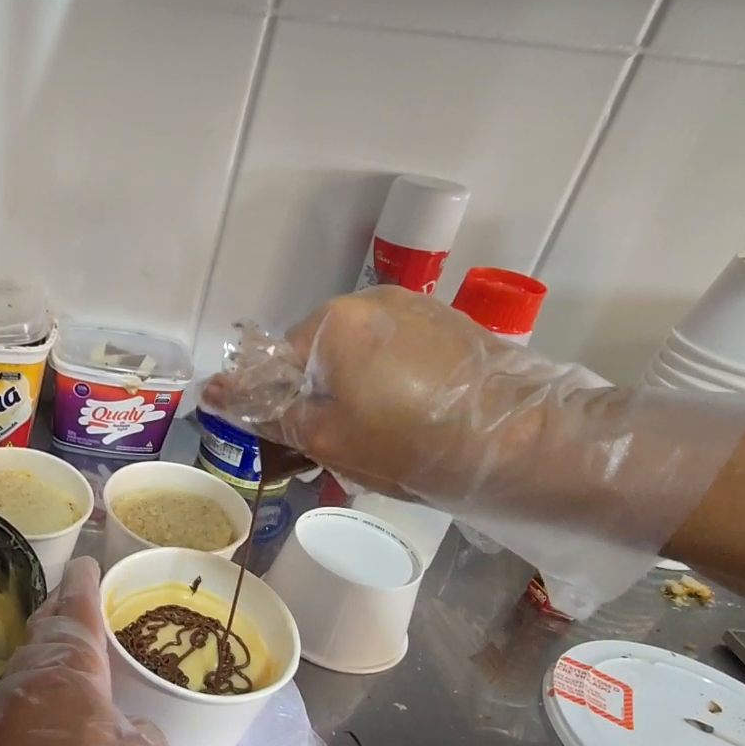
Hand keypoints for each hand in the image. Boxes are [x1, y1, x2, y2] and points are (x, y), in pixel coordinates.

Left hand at [0, 557, 175, 745]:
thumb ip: (139, 731)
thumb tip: (120, 728)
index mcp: (69, 671)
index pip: (76, 612)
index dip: (84, 585)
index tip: (87, 562)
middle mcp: (31, 679)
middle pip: (43, 628)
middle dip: (60, 607)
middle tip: (79, 595)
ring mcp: (7, 710)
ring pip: (29, 659)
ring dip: (49, 641)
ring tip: (71, 636)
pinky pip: (24, 688)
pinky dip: (42, 675)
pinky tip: (57, 687)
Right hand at [201, 288, 744, 614]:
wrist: (534, 445)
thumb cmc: (414, 444)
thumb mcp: (326, 438)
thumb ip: (267, 412)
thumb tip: (210, 393)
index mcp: (334, 320)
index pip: (273, 361)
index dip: (276, 406)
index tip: (294, 443)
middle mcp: (371, 298)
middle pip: (316, 353)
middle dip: (316, 397)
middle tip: (338, 447)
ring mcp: (416, 307)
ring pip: (356, 354)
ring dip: (353, 391)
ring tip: (381, 437)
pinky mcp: (451, 325)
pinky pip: (395, 352)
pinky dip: (389, 383)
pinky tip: (412, 420)